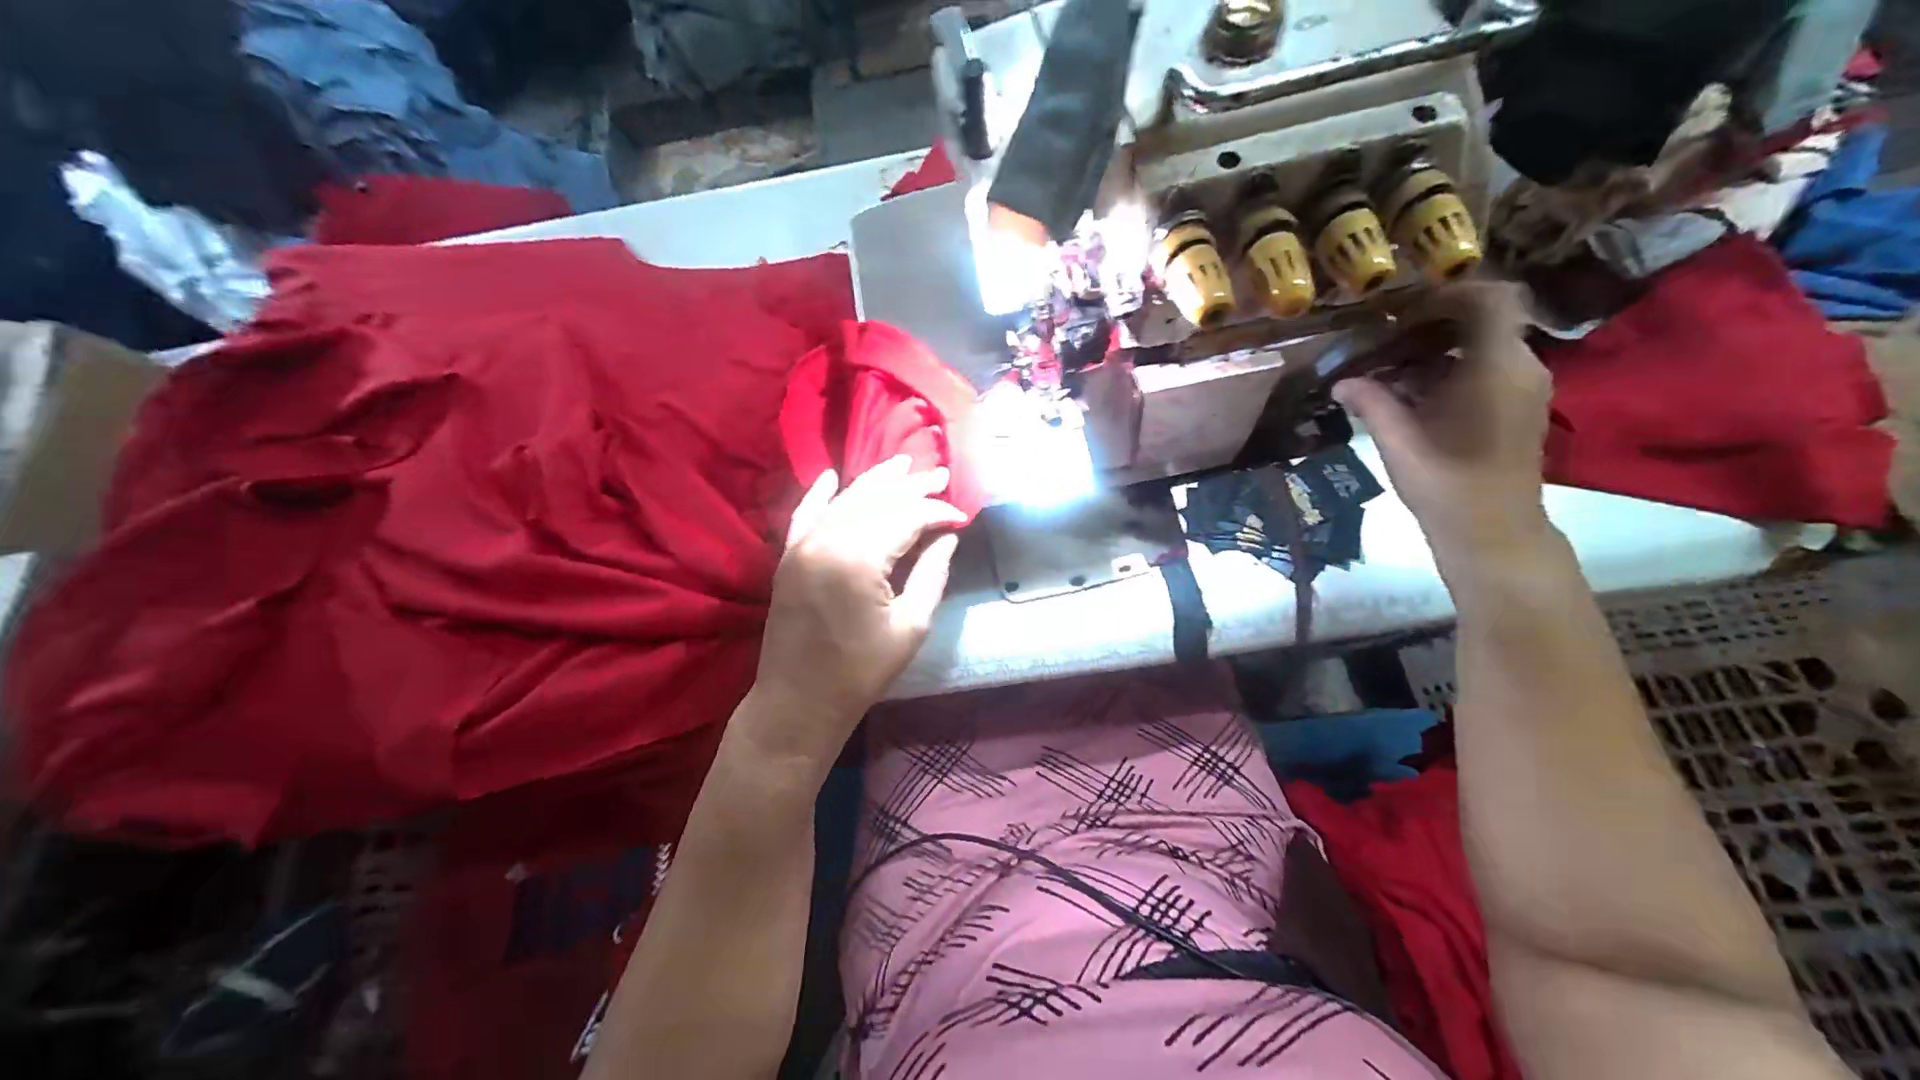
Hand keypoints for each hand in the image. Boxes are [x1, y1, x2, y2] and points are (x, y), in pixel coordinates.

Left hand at [746, 456, 965, 767]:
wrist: (797, 702)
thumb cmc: (860, 672)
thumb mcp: (910, 627)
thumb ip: (932, 574)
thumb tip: (947, 537)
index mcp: (858, 559)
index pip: (906, 518)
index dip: (937, 513)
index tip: (961, 518)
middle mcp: (826, 540)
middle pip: (876, 500)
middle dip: (911, 487)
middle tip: (941, 475)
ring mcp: (801, 545)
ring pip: (844, 501)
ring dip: (875, 482)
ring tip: (904, 464)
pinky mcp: (787, 557)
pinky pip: (804, 514)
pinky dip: (820, 494)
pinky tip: (832, 475)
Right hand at [1333, 282, 1555, 571]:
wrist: (1493, 532)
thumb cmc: (1446, 486)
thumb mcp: (1399, 443)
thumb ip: (1373, 403)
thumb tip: (1341, 381)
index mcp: (1497, 368)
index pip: (1492, 299)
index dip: (1451, 292)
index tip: (1405, 308)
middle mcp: (1520, 367)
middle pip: (1482, 321)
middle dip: (1432, 324)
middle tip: (1384, 337)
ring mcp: (1524, 387)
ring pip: (1482, 346)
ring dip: (1437, 349)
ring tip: (1389, 367)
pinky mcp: (1517, 405)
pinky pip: (1486, 368)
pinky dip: (1449, 369)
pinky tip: (1411, 393)